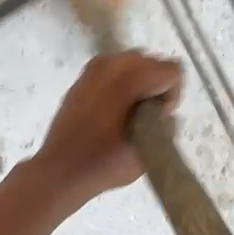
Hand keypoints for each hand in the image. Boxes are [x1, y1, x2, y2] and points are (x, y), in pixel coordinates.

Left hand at [34, 50, 181, 201]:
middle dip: (154, 87)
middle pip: (151, 63)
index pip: (172, 71)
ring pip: (130, 65)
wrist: (60, 171)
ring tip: (126, 116)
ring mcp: (92, 69)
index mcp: (132, 77)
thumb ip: (167, 127)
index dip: (171, 97)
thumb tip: (163, 114)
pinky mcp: (80, 80)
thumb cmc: (105, 164)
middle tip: (143, 118)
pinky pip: (110, 73)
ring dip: (136, 85)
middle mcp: (113, 63)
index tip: (156, 119)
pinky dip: (117, 87)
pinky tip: (109, 114)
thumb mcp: (150, 152)